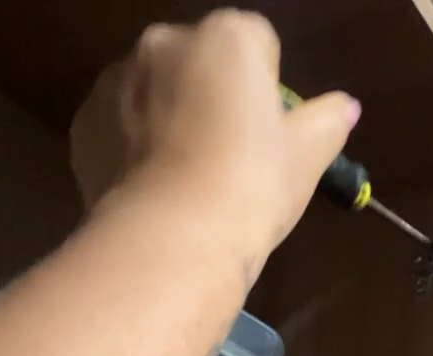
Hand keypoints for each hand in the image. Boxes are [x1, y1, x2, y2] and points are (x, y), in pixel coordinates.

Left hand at [69, 10, 360, 273]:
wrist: (175, 238)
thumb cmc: (252, 189)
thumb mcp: (306, 161)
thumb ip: (326, 123)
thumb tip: (346, 107)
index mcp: (228, 40)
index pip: (258, 43)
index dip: (268, 90)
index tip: (270, 135)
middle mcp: (166, 41)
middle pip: (201, 62)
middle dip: (214, 97)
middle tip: (232, 161)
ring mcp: (117, 78)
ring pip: (156, 91)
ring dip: (172, 119)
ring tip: (191, 181)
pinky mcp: (86, 121)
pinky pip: (121, 125)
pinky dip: (137, 147)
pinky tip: (158, 189)